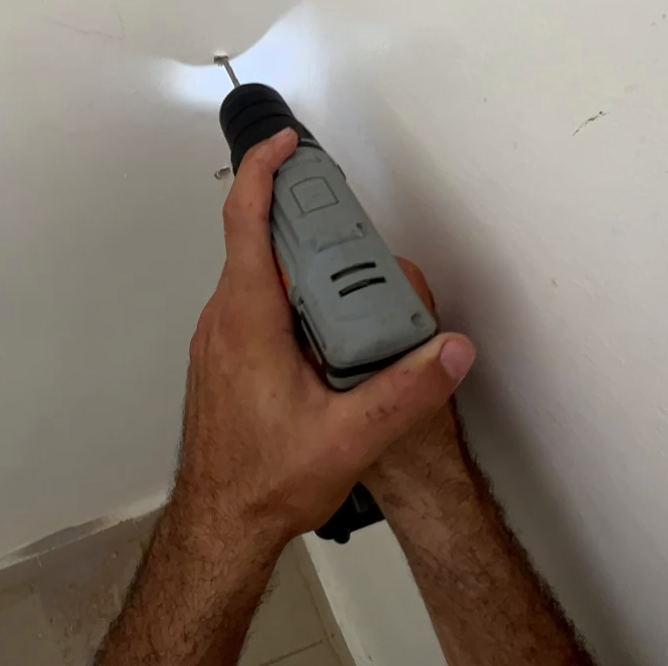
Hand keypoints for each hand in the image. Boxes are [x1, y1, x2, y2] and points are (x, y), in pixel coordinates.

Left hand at [173, 128, 477, 545]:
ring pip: (253, 272)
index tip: (286, 144)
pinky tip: (320, 322)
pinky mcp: (223, 352)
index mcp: (248, 318)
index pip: (245, 221)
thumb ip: (406, 391)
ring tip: (345, 270)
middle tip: (342, 211)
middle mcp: (225, 317)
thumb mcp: (349, 438)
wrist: (218, 522)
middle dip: (296, 214)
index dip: (262, 171)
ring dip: (293, 258)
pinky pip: (250, 300)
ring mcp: (219, 334)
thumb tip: (449, 350)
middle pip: (254, 239)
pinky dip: (283, 290)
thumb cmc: (265, 480)